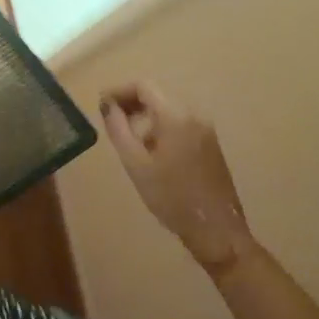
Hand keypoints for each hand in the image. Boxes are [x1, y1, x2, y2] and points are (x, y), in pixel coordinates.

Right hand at [101, 82, 253, 274]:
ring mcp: (206, 131)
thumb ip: (118, 128)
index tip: (101, 105)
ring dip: (144, 116)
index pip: (144, 86)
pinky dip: (159, 127)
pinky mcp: (210, 145)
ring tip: (126, 137)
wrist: (217, 232)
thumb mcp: (135, 163)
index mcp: (176, 118)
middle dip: (130, 102)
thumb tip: (107, 104)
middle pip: (157, 95)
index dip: (119, 90)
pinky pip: (179, 124)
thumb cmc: (171, 197)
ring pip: (168, 110)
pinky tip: (149, 150)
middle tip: (109, 120)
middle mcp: (194, 117)